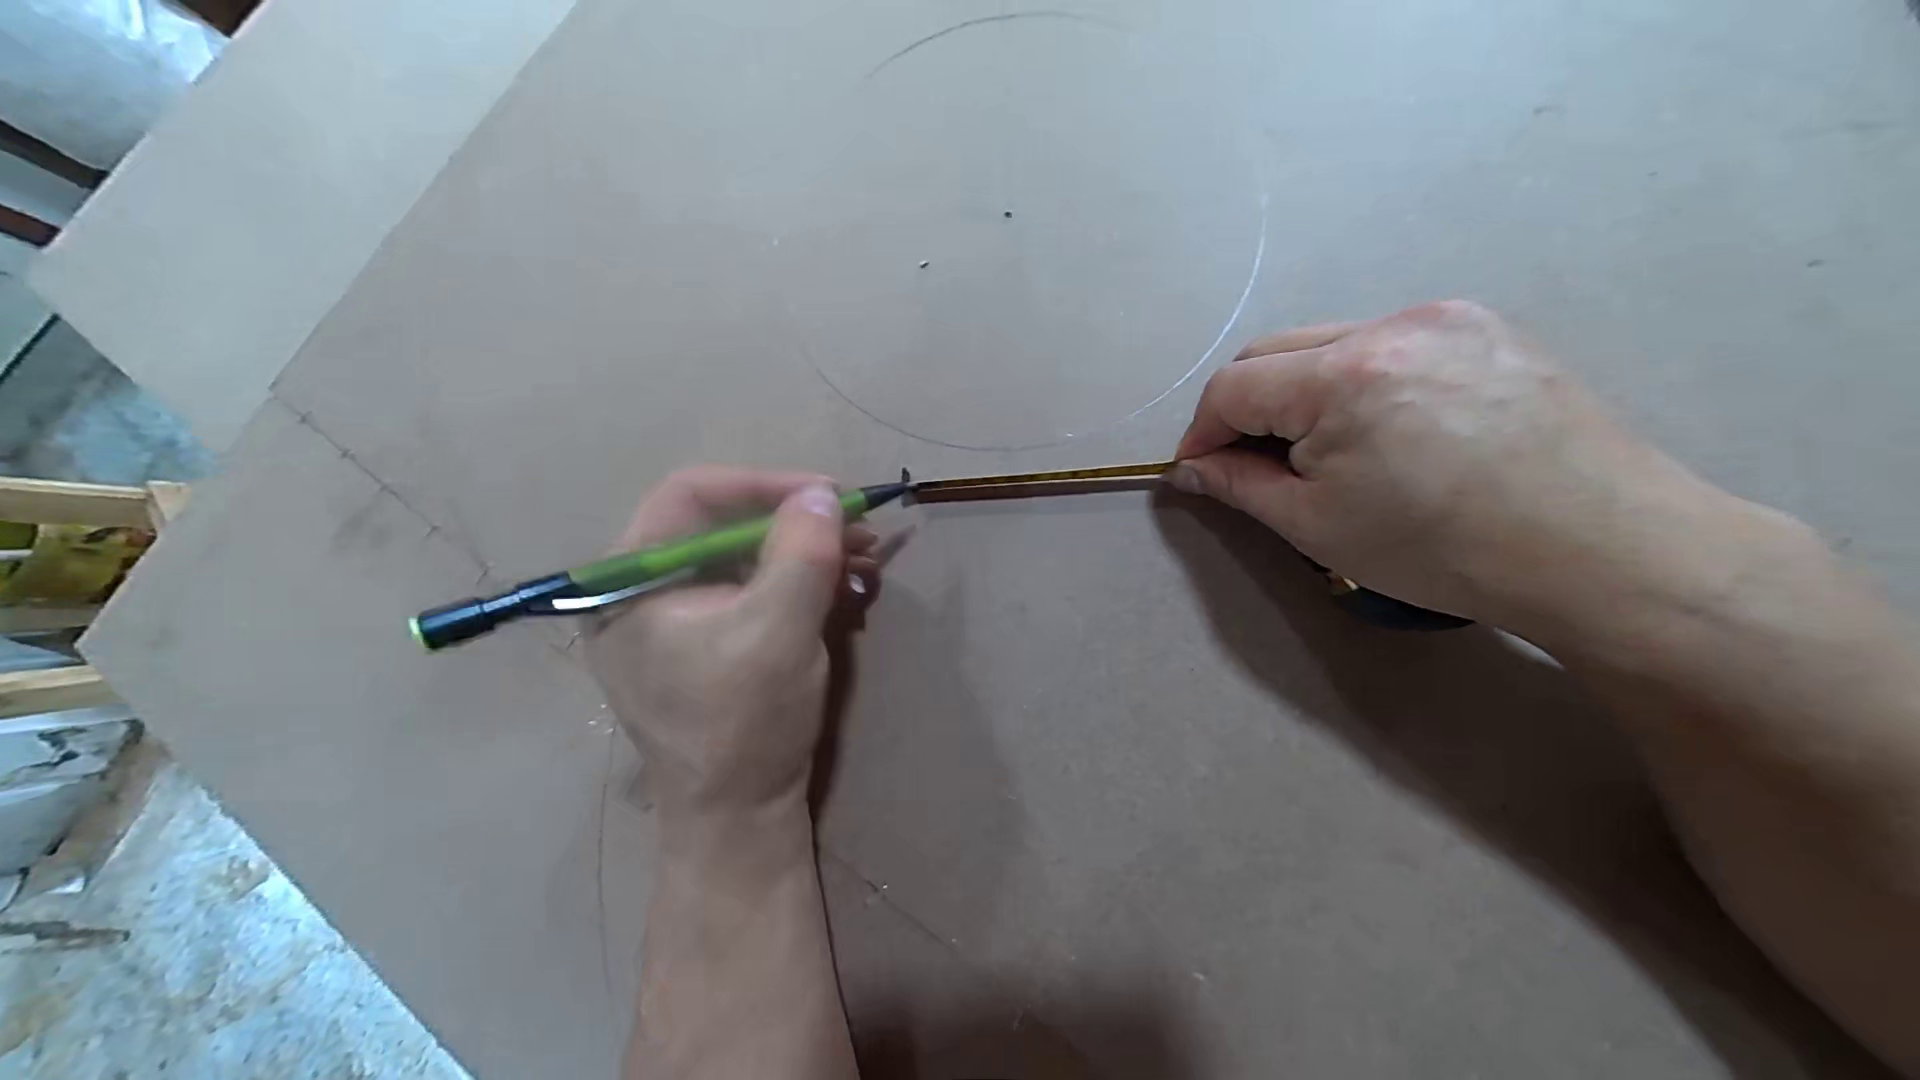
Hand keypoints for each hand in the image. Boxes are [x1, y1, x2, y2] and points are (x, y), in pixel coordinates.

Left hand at [584, 467, 877, 815]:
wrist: (740, 817)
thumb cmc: (746, 724)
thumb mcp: (780, 631)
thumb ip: (802, 553)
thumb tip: (823, 493)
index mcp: (631, 581)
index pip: (691, 495)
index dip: (764, 484)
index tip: (829, 496)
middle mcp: (643, 591)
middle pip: (723, 525)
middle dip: (798, 524)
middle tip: (860, 532)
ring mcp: (674, 618)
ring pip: (745, 558)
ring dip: (809, 554)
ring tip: (866, 562)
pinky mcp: (707, 640)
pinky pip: (753, 590)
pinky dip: (800, 584)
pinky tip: (844, 591)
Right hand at [1172, 300, 1734, 626]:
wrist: (1601, 550)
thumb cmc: (1439, 548)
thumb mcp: (1315, 525)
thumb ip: (1238, 485)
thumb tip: (1189, 469)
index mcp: (1343, 375)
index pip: (1233, 386)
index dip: (1202, 430)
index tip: (1198, 469)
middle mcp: (1390, 324)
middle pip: (1274, 352)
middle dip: (1245, 407)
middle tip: (1253, 462)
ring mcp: (1445, 317)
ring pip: (1327, 343)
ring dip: (1299, 390)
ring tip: (1321, 447)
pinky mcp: (1484, 327)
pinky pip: (1384, 342)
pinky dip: (1354, 379)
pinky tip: (1381, 425)